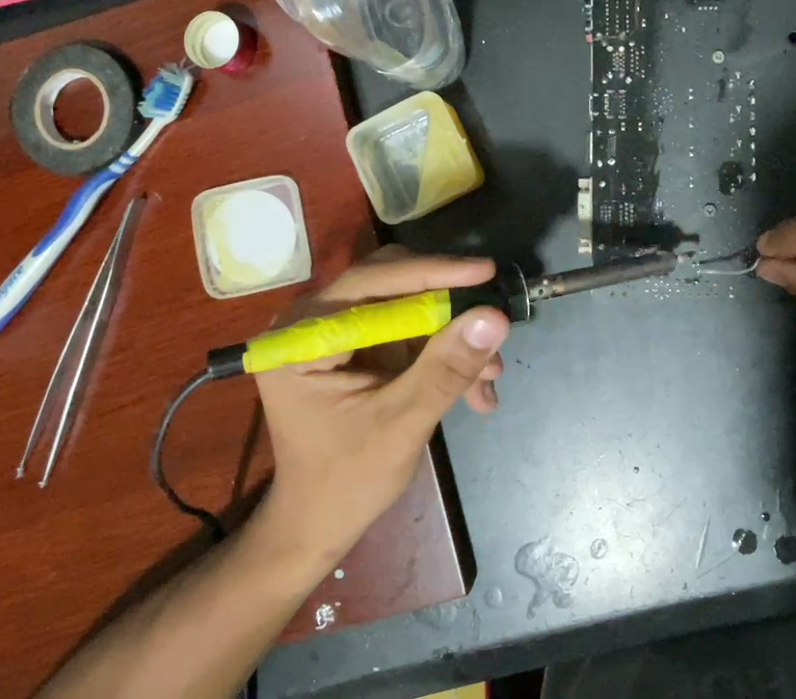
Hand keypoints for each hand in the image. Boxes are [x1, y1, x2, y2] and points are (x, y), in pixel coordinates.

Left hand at [248, 247, 509, 562]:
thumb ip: (445, 369)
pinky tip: (476, 390)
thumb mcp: (400, 425)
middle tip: (493, 324)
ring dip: (454, 337)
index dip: (432, 274)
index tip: (486, 272)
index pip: (371, 283)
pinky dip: (446, 354)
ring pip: (410, 307)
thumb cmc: (345, 482)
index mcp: (301, 336)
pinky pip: (414, 332)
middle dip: (448, 308)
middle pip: (393, 284)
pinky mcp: (362, 349)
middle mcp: (314, 321)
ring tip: (490, 376)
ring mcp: (339, 333)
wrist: (319, 524)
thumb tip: (494, 316)